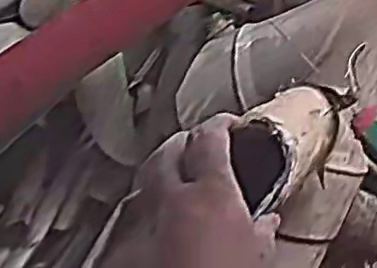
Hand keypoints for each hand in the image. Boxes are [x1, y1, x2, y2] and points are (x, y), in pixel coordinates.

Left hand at [108, 115, 278, 267]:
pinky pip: (123, 239)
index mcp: (210, 194)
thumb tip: (266, 223)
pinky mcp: (110, 267)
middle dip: (180, 146)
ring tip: (173, 199)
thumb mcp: (258, 258)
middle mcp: (167, 207)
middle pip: (164, 154)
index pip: (209, 136)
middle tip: (195, 147)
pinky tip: (151, 244)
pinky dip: (139, 234)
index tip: (229, 125)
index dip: (220, 124)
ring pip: (139, 195)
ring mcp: (133, 240)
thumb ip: (260, 230)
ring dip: (156, 191)